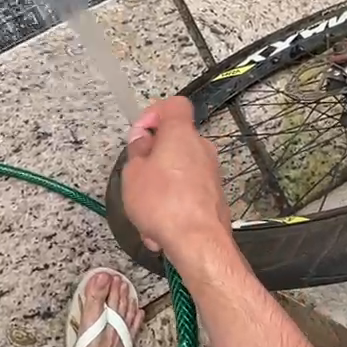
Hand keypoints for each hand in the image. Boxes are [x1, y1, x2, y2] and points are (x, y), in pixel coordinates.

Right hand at [121, 97, 235, 270]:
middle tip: (137, 174)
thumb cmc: (166, 205)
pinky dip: (173, 204)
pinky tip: (159, 228)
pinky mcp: (214, 195)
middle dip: (153, 157)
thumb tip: (141, 142)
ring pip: (179, 170)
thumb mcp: (133, 174)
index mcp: (181, 134)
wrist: (198, 242)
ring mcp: (210, 172)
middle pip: (175, 140)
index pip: (174, 105)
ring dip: (160, 186)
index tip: (140, 134)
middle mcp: (201, 148)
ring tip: (146, 211)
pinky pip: (187, 192)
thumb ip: (137, 152)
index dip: (154, 113)